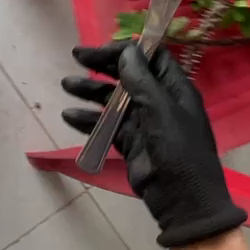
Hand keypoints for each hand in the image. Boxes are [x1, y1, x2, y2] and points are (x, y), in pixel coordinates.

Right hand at [62, 43, 246, 247]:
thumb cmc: (178, 151)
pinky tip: (70, 116)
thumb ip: (141, 81)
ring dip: (90, 90)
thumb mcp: (160, 112)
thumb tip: (126, 51)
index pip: (150, 58)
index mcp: (174, 90)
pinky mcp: (129, 143)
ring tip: (66, 85)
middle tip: (76, 57)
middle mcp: (158, 101)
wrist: (183, 200)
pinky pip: (106, 125)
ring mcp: (143, 123)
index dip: (127, 49)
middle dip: (102, 65)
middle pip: (127, 75)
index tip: (101, 49)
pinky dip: (88, 120)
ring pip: (113, 99)